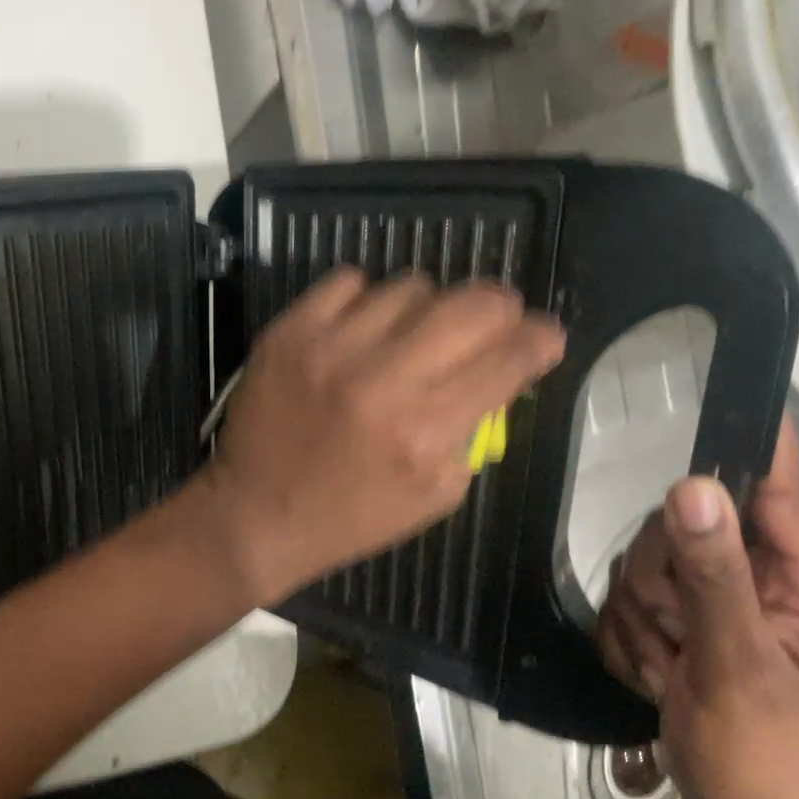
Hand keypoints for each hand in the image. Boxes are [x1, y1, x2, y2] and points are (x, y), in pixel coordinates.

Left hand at [200, 267, 564, 603]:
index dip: (542, 339)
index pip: (510, 356)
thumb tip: (500, 372)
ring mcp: (329, 348)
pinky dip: (365, 300)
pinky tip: (362, 328)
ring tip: (415, 334)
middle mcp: (382, 379)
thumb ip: (475, 429)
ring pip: (411, 286)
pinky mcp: (288, 332)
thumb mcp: (436, 495)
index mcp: (426, 430)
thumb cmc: (351, 516)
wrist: (255, 514)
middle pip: (474, 303)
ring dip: (427, 308)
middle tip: (493, 324)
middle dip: (500, 309)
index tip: (543, 338)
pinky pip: (348, 282)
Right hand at [596, 418, 798, 798]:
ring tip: (669, 671)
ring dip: (642, 619)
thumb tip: (694, 483)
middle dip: (661, 582)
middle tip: (673, 636)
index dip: (747, 446)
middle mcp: (771, 583)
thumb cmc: (760, 757)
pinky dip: (631, 641)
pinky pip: (629, 602)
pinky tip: (657, 676)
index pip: (781, 490)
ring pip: (646, 563)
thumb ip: (714, 574)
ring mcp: (726, 605)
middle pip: (686, 525)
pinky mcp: (689, 626)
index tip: (709, 404)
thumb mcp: (738, 667)